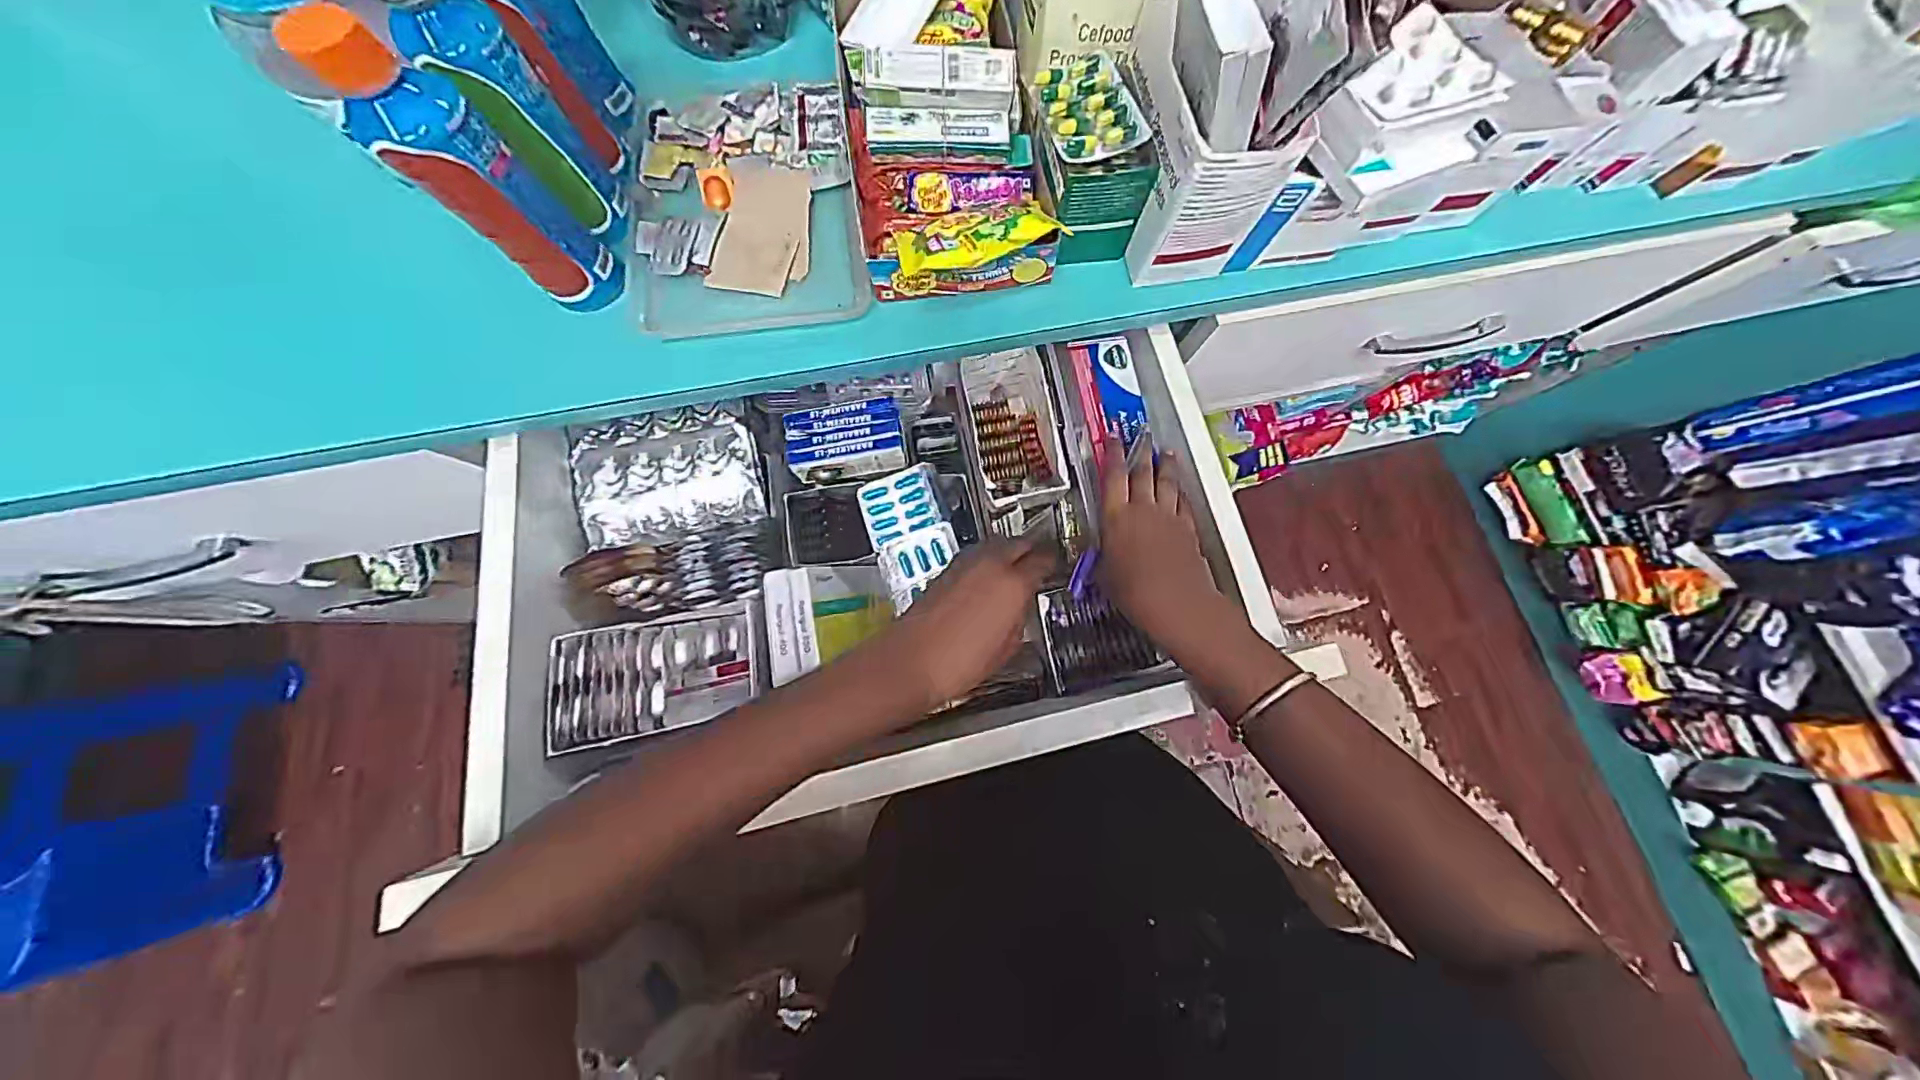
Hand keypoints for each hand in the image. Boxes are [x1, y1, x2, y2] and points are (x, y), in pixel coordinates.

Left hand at [878, 537, 1056, 710]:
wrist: (911, 662)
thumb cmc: (957, 662)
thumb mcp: (1007, 647)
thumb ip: (1019, 618)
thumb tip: (1020, 609)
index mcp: (1013, 583)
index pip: (1043, 560)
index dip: (1052, 563)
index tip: (1055, 567)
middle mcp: (988, 565)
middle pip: (1019, 543)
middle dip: (1031, 550)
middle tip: (1039, 561)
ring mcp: (964, 565)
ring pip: (995, 546)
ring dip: (1007, 553)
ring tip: (1014, 570)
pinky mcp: (945, 572)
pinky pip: (975, 558)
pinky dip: (986, 564)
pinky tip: (987, 581)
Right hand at [1095, 438, 1239, 659]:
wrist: (1175, 602)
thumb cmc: (1132, 591)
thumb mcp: (1103, 573)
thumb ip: (1103, 555)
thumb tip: (1101, 553)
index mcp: (1116, 517)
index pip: (1113, 476)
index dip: (1112, 455)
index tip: (1111, 440)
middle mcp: (1143, 510)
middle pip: (1142, 472)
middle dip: (1140, 452)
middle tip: (1141, 437)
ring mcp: (1168, 517)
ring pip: (1166, 482)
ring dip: (1165, 466)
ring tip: (1165, 453)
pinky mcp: (1187, 529)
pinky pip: (1183, 503)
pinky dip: (1180, 493)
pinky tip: (1180, 490)